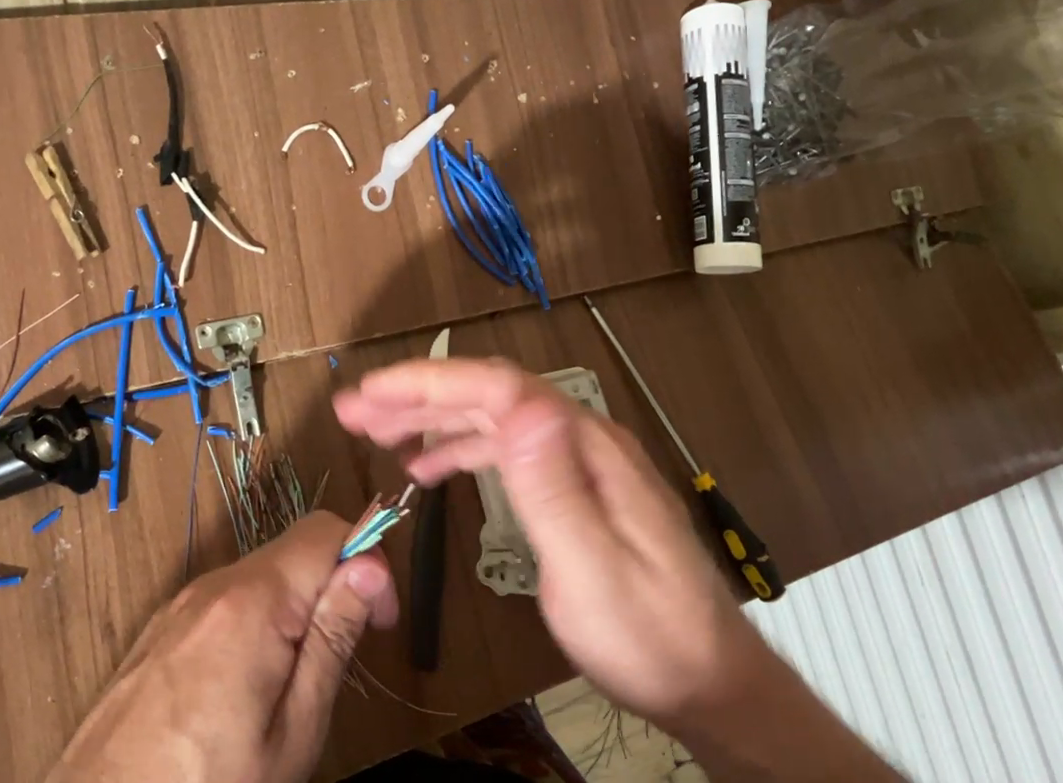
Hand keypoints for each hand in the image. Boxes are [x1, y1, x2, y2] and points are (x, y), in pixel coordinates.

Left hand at [51, 512, 397, 782]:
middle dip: (333, 586)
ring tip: (298, 680)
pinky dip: (258, 621)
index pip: (327, 529)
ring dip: (297, 606)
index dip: (368, 561)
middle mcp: (214, 585)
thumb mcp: (293, 729)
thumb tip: (369, 566)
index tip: (381, 622)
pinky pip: (227, 602)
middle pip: (294, 551)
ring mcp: (181, 605)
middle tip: (344, 656)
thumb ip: (332, 639)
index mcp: (253, 600)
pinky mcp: (161, 629)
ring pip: (262, 576)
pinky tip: (250, 683)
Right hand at [333, 358, 744, 725]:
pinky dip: (460, 450)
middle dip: (418, 393)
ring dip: (432, 417)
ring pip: (493, 419)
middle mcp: (582, 439)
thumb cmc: (647, 636)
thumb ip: (551, 488)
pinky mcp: (573, 486)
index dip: (430, 383)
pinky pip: (506, 451)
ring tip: (375, 429)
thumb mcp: (592, 570)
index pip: (498, 389)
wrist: (707, 678)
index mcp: (586, 448)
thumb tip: (521, 405)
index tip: (371, 394)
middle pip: (490, 394)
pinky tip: (426, 466)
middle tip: (355, 407)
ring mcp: (579, 461)